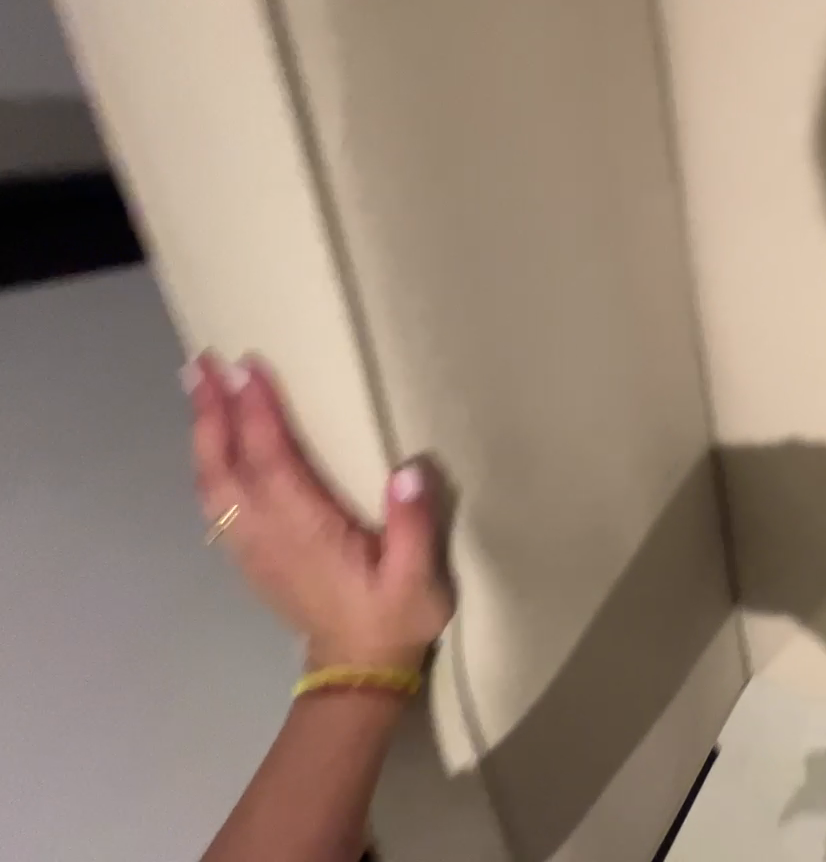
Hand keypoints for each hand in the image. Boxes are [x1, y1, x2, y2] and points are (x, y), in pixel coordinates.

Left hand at [187, 352, 452, 671]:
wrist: (358, 668)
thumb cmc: (396, 616)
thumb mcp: (419, 574)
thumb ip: (413, 523)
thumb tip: (407, 471)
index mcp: (307, 532)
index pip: (273, 462)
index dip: (258, 414)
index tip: (251, 370)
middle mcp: (268, 534)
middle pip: (226, 465)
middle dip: (213, 412)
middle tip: (204, 364)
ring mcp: (254, 545)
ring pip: (213, 481)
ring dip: (204, 432)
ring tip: (201, 391)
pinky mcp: (255, 553)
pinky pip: (219, 498)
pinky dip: (210, 461)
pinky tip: (216, 445)